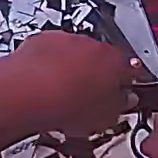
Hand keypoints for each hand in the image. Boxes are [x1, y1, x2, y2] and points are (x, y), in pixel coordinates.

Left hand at [0, 31, 141, 143]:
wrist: (26, 92)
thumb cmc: (64, 103)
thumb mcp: (105, 118)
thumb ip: (119, 105)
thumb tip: (123, 102)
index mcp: (114, 61)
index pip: (130, 68)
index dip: (126, 82)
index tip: (122, 92)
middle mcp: (91, 44)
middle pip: (101, 58)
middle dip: (98, 73)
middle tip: (90, 95)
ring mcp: (65, 40)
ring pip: (75, 52)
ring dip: (73, 67)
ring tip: (64, 92)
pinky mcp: (40, 40)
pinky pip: (51, 50)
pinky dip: (50, 62)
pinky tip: (44, 82)